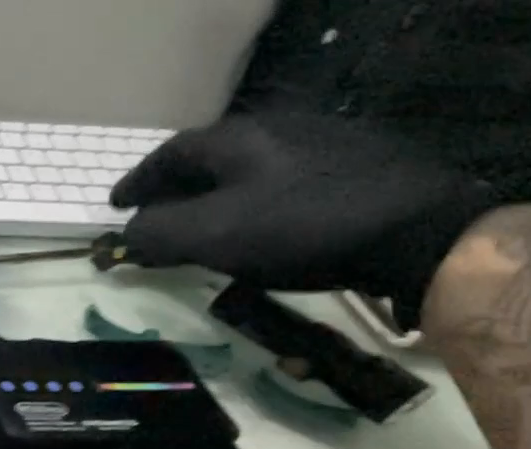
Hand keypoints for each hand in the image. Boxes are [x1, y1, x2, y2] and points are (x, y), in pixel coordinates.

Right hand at [111, 113, 494, 322]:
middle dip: (171, 190)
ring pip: (242, 170)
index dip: (137, 182)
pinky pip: (276, 180)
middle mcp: (275, 129)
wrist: (414, 228)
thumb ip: (157, 232)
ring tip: (196, 228)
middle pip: (206, 159)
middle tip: (151, 220)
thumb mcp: (211, 236)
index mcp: (237, 139)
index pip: (169, 154)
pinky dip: (246, 202)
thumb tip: (129, 232)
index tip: (116, 207)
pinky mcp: (350, 164)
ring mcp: (318, 143)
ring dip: (209, 197)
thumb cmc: (298, 228)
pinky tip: (251, 227)